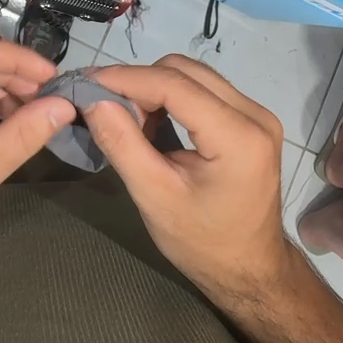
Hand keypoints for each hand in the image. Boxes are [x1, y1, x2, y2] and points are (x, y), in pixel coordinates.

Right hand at [84, 55, 294, 300]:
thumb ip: (122, 144)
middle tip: (106, 109)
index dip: (126, 78)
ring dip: (152, 87)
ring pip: (191, 74)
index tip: (86, 83)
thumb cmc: (202, 242)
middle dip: (138, 83)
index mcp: (238, 137)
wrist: (249, 271)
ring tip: (128, 119)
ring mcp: (256, 113)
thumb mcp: (154, 197)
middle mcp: (254, 114)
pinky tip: (152, 122)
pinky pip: (201, 87)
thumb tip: (92, 99)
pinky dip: (170, 95)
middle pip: (183, 71)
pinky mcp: (250, 118)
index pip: (174, 85)